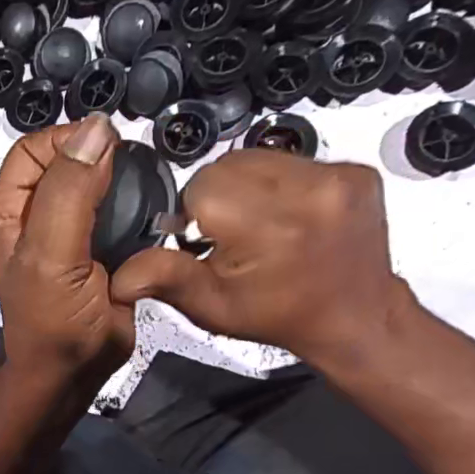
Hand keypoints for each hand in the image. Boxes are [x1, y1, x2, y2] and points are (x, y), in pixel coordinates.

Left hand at [0, 115, 134, 391]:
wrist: (75, 374)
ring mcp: (71, 233)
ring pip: (96, 186)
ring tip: (144, 191)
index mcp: (11, 214)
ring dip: (122, 184)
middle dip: (98, 158)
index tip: (107, 149)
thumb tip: (97, 129)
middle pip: (67, 163)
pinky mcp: (102, 250)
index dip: (67, 141)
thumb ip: (69, 193)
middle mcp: (38, 218)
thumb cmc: (53, 322)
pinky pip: (119, 214)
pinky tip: (149, 214)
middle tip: (132, 169)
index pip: (33, 151)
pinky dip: (135, 209)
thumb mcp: (51, 256)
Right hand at [110, 151, 414, 357]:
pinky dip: (284, 183)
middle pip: (229, 164)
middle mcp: (308, 192)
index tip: (212, 241)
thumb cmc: (281, 316)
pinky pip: (295, 159)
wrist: (353, 317)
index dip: (197, 214)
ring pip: (260, 156)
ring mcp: (337, 178)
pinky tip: (291, 216)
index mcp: (268, 227)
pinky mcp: (355, 171)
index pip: (202, 185)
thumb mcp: (213, 306)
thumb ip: (165, 279)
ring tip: (265, 227)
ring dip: (251, 187)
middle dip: (222, 197)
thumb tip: (119, 276)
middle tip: (238, 237)